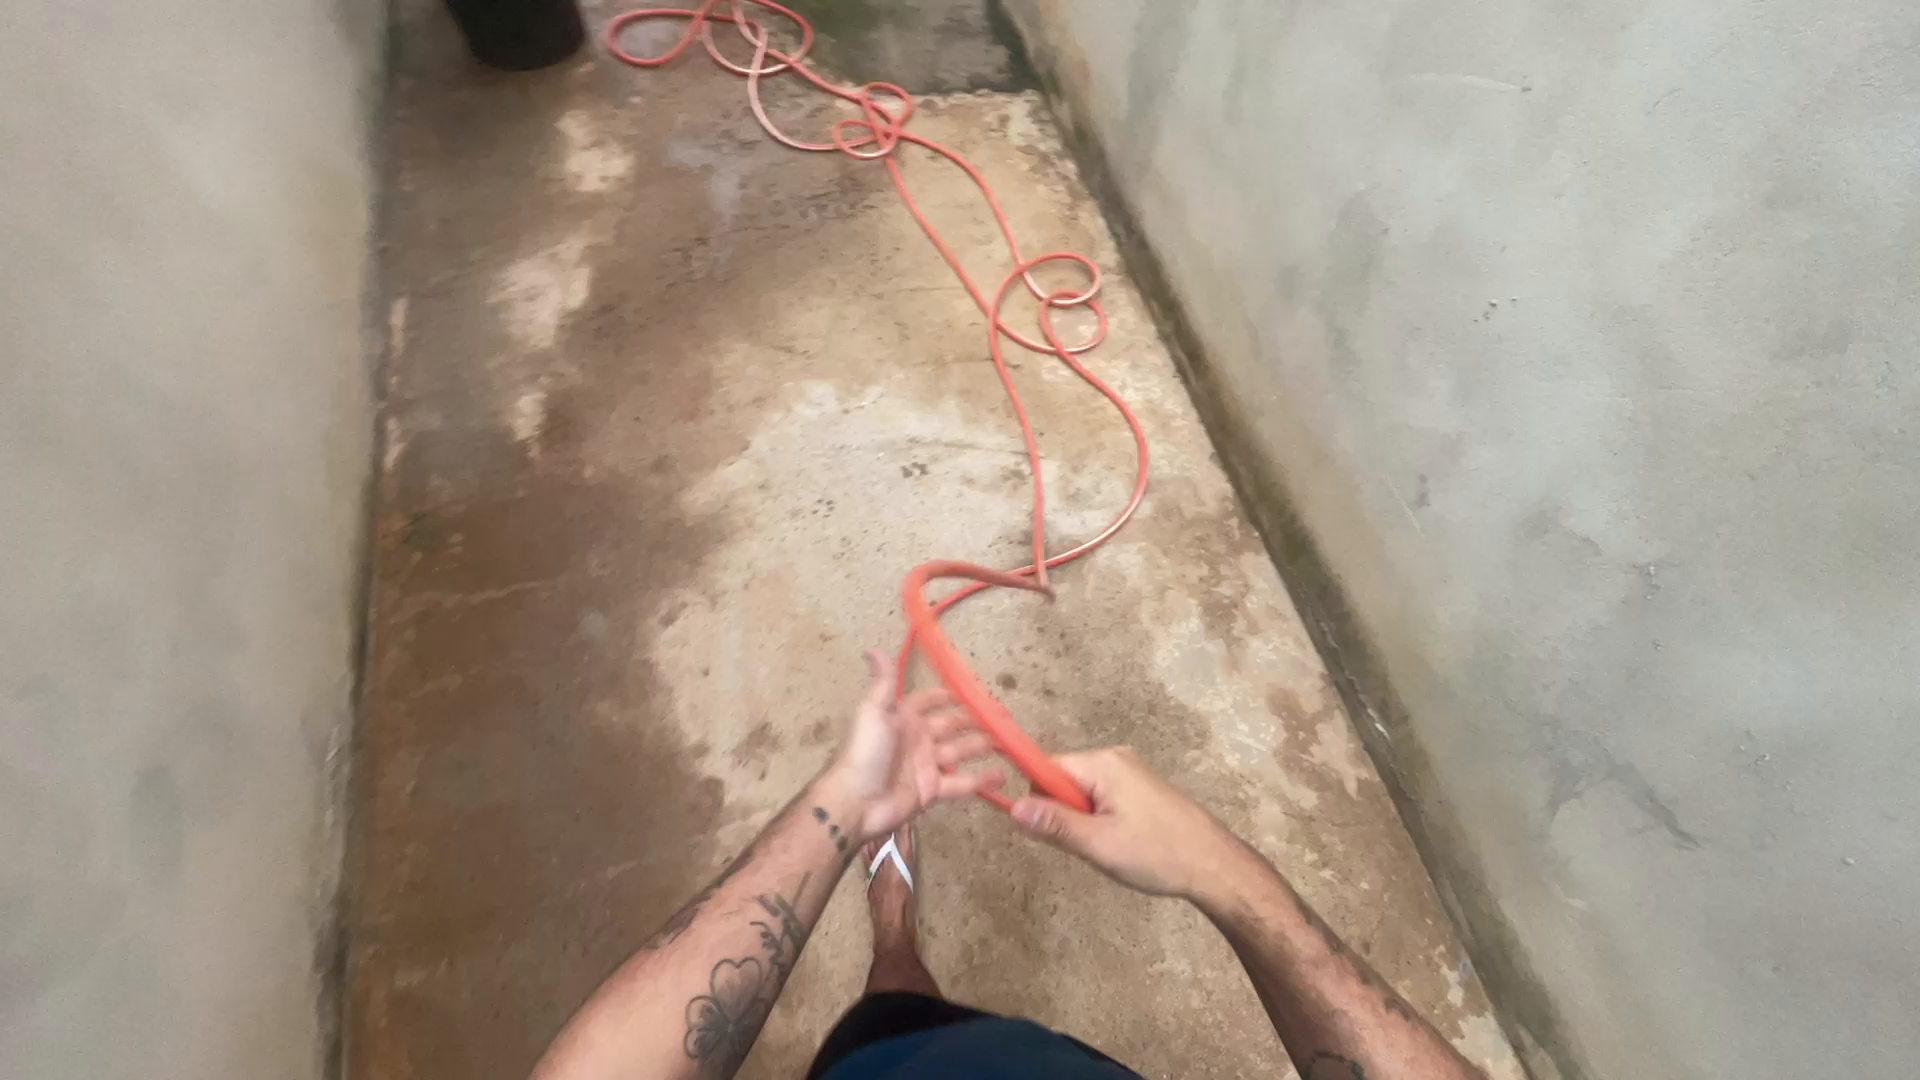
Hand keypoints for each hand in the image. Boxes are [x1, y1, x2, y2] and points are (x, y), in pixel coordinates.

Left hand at [817, 649, 1004, 841]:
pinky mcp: (932, 790)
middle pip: (949, 725)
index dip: (943, 696)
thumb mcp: (872, 710)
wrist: (857, 800)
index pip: (926, 701)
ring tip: (1003, 742)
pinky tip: (1002, 775)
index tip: (965, 691)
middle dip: (970, 720)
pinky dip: (981, 780)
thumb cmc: (866, 751)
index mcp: (903, 718)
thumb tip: (873, 648)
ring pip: (959, 751)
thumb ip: (883, 682)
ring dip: (979, 746)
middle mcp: (917, 739)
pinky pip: (961, 783)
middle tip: (997, 716)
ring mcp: (926, 765)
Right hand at [1010, 746, 1261, 900]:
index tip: (1045, 830)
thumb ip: (1055, 824)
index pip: (1046, 768)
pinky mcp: (1140, 785)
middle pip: (1064, 778)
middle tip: (1086, 845)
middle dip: (1064, 812)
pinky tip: (1120, 842)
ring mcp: (1129, 769)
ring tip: (1108, 847)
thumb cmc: (1157, 853)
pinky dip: (1101, 817)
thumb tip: (1013, 807)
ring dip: (1083, 818)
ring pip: (1083, 790)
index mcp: (1102, 763)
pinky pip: (1102, 795)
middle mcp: (1114, 756)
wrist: (1215, 865)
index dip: (1038, 798)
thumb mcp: (1099, 844)